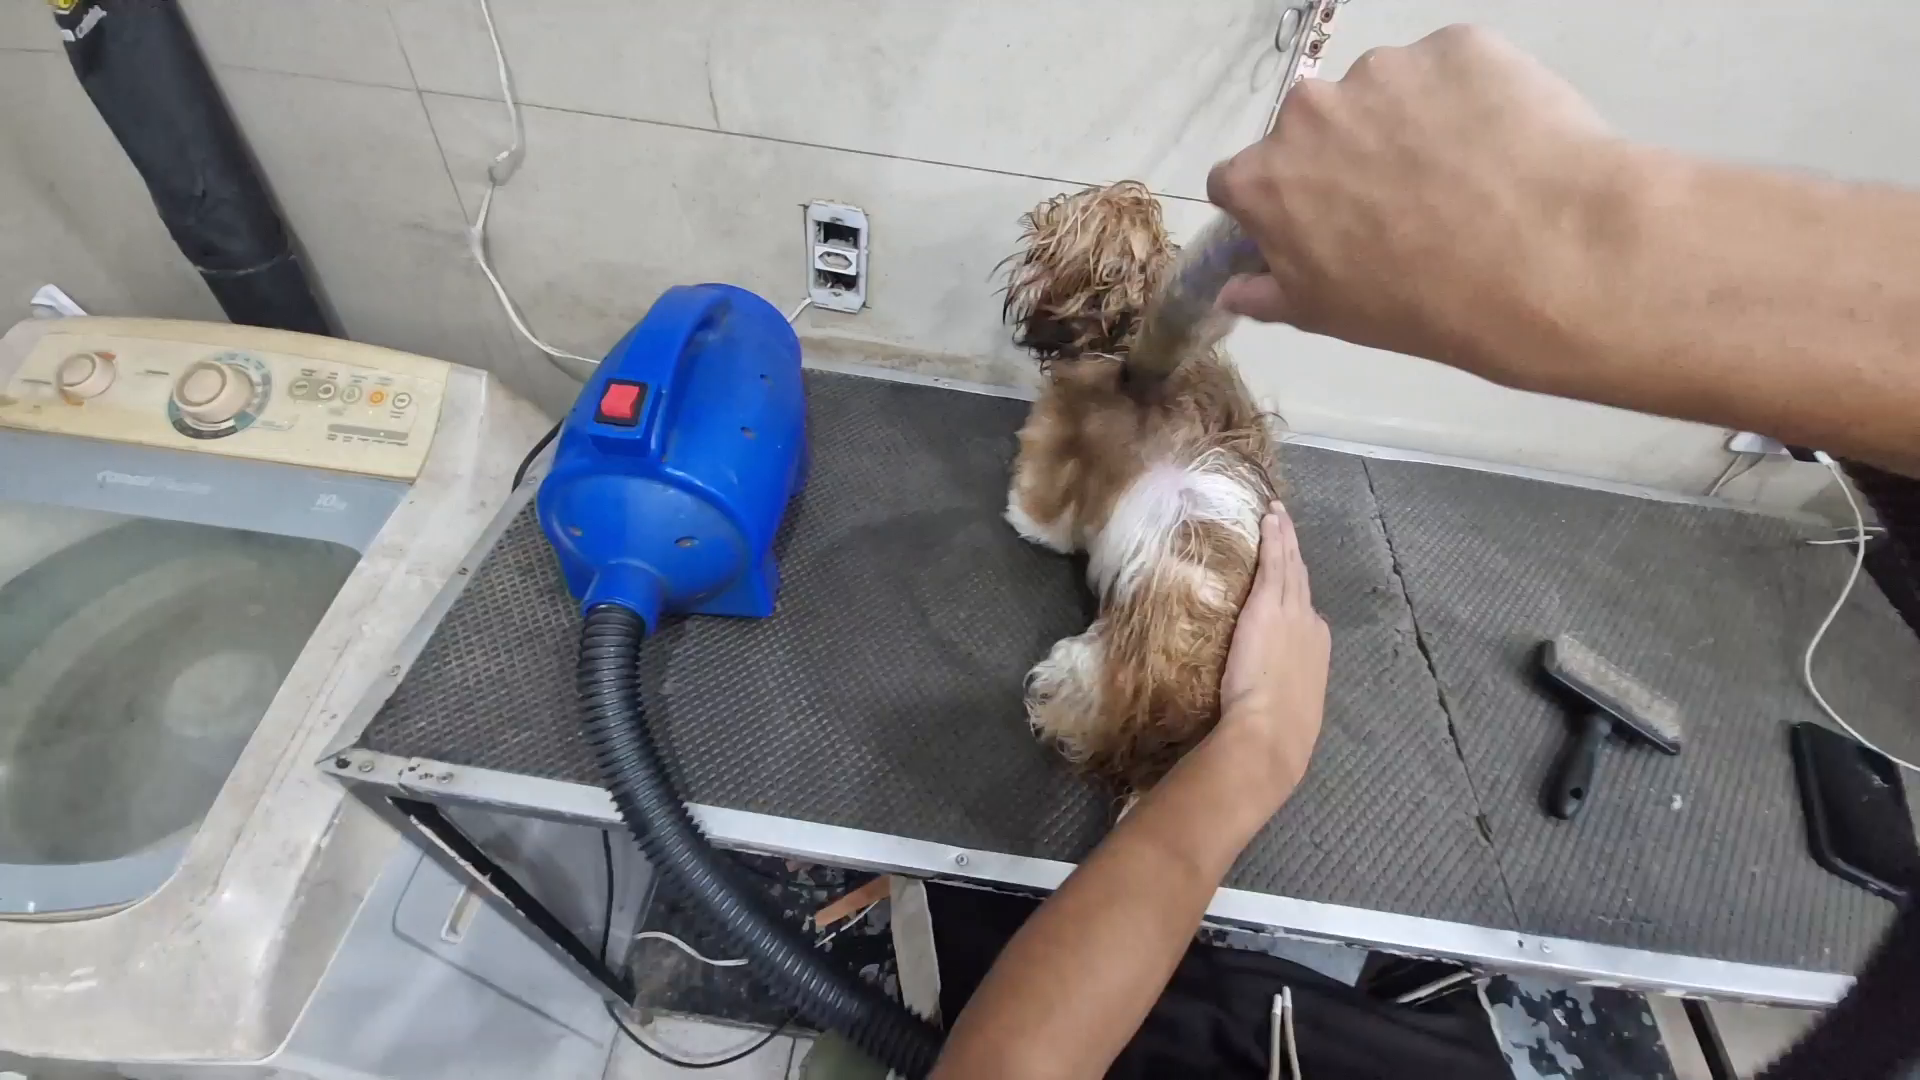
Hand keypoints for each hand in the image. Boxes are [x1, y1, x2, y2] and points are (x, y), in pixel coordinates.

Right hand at [1207, 25, 1627, 384]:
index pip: (1236, 180)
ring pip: (1373, 96)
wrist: (1536, 254)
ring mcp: (1383, 71)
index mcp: (1261, 179)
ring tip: (1444, 173)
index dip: (1265, 204)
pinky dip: (1453, 102)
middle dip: (1329, 158)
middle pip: (1304, 131)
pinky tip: (1484, 144)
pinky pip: (1440, 73)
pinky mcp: (1457, 44)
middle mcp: (1308, 111)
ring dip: (1391, 125)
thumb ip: (1261, 294)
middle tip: (1380, 201)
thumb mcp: (1315, 312)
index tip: (1300, 223)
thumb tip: (1231, 291)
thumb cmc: (1404, 299)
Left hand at [1217, 502, 1328, 790]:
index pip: (1304, 610)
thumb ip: (1282, 682)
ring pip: (1289, 565)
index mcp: (1316, 648)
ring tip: (1277, 515)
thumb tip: (1268, 682)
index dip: (1297, 588)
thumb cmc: (1276, 727)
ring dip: (1284, 538)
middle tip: (1286, 524)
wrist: (1272, 729)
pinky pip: (1273, 563)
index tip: (1290, 571)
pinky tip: (1270, 520)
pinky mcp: (1268, 605)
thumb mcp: (1291, 701)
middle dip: (1294, 552)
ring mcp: (1291, 612)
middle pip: (1300, 580)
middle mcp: (1309, 624)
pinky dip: (1274, 539)